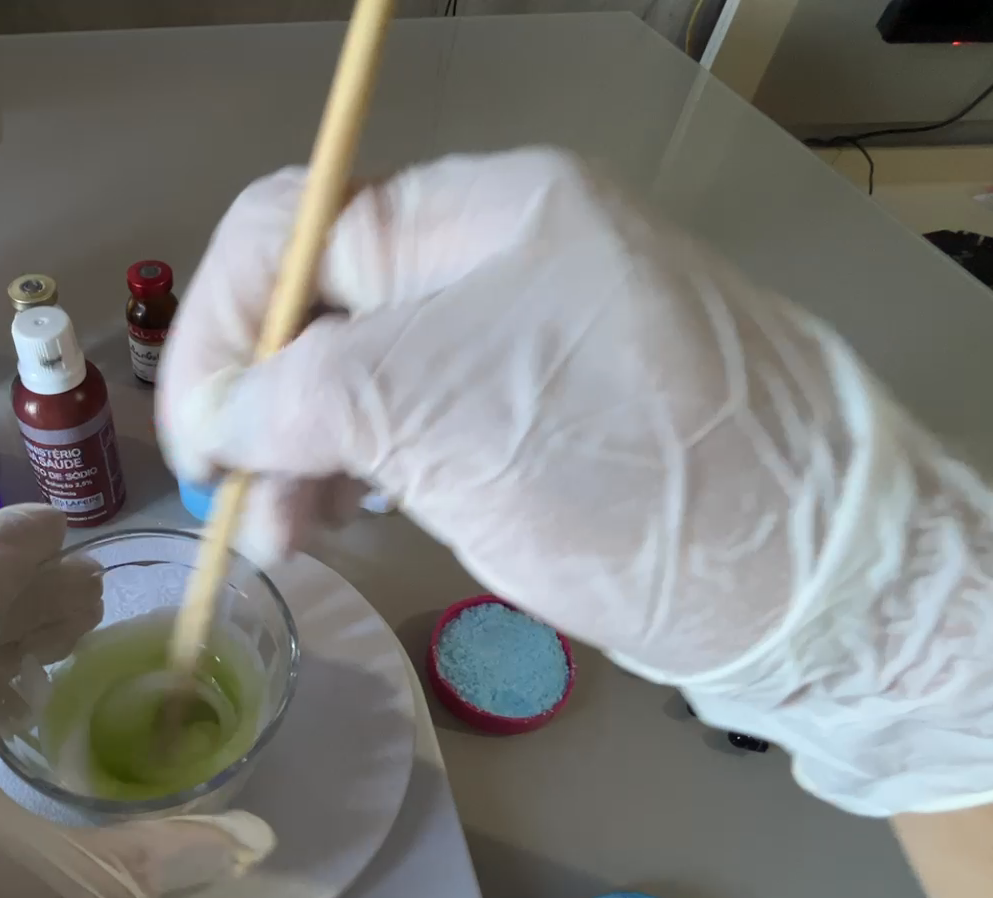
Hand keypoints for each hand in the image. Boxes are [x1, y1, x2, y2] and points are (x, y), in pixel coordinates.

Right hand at [160, 147, 992, 815]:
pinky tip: (326, 521)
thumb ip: (305, 398)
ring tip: (277, 537)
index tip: (192, 431)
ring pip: (343, 385)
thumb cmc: (632, 473)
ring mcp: (488, 353)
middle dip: (255, 408)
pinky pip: (386, 434)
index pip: (295, 232)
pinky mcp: (497, 426)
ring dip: (291, 458)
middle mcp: (477, 270)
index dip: (221, 325)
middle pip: (312, 314)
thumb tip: (212, 417)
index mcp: (475, 218)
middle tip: (230, 503)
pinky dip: (341, 477)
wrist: (801, 583)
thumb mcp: (450, 415)